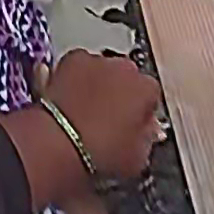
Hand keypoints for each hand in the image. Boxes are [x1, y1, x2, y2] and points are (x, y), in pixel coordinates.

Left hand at [39, 50, 160, 179]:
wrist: (62, 137)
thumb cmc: (105, 150)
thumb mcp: (139, 154)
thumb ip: (148, 133)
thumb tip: (146, 125)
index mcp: (144, 88)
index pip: (151, 91)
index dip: (144, 107)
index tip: (137, 120)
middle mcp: (120, 66)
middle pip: (126, 73)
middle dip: (122, 88)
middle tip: (113, 111)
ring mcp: (91, 59)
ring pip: (102, 67)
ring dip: (99, 79)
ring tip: (88, 103)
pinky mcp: (66, 58)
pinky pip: (78, 66)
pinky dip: (77, 75)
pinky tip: (72, 94)